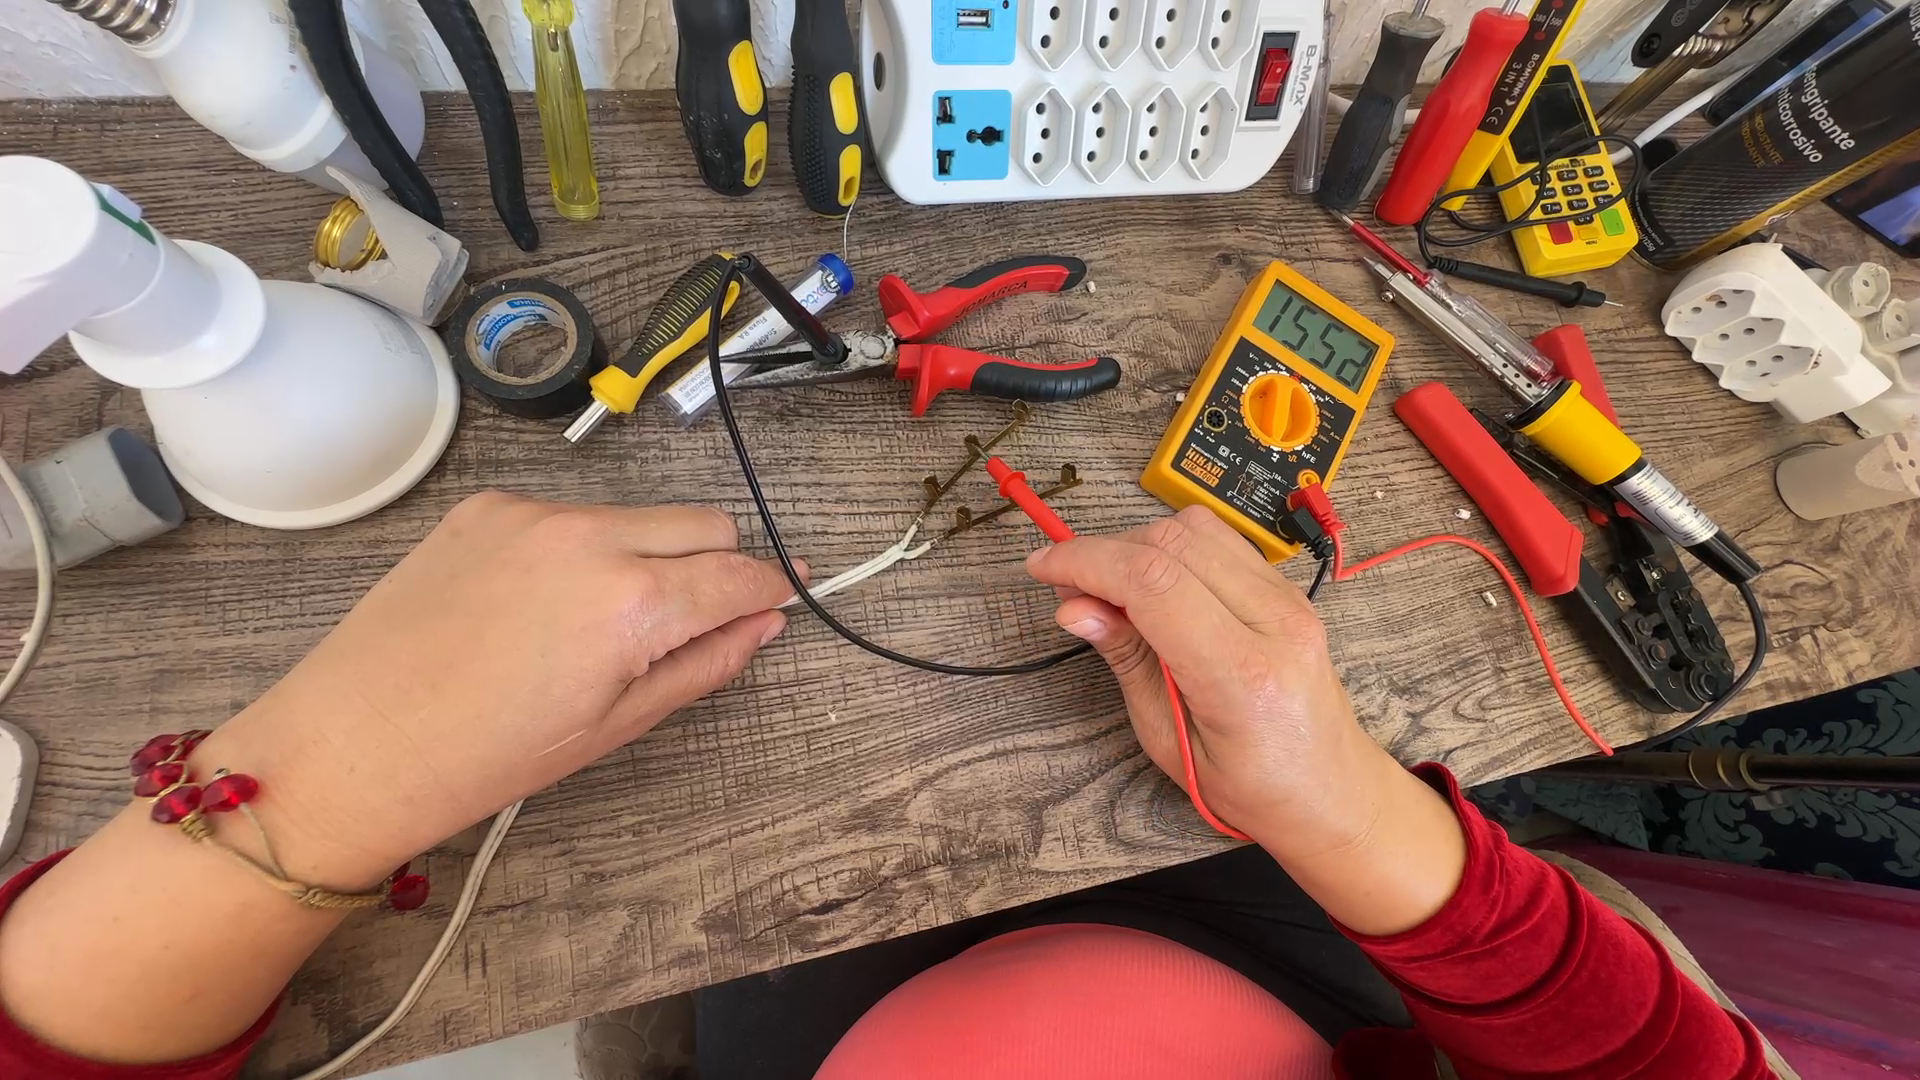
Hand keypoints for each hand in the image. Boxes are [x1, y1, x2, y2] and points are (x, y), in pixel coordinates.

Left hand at [203, 493, 799, 887]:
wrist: (347, 748)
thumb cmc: (495, 756)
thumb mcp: (621, 722)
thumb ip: (708, 662)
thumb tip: (767, 622)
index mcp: (632, 603)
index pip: (741, 574)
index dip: (775, 586)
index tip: (788, 595)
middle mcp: (593, 536)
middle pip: (708, 523)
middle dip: (723, 564)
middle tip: (697, 615)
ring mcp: (538, 512)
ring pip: (647, 515)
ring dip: (658, 554)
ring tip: (610, 614)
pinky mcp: (492, 505)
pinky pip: (582, 514)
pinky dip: (594, 547)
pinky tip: (548, 597)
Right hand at [1026, 506, 1465, 933]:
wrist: (1333, 791)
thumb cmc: (1250, 786)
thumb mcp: (1169, 740)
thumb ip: (1126, 660)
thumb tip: (1074, 607)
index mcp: (1242, 676)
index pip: (1153, 583)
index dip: (1085, 563)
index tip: (1041, 568)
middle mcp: (1274, 622)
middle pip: (1171, 542)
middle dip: (1103, 551)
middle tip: (1069, 588)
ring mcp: (1289, 598)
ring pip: (1194, 526)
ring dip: (1136, 544)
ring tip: (1110, 586)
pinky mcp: (1287, 588)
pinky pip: (1218, 538)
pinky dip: (1170, 546)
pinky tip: (1153, 584)